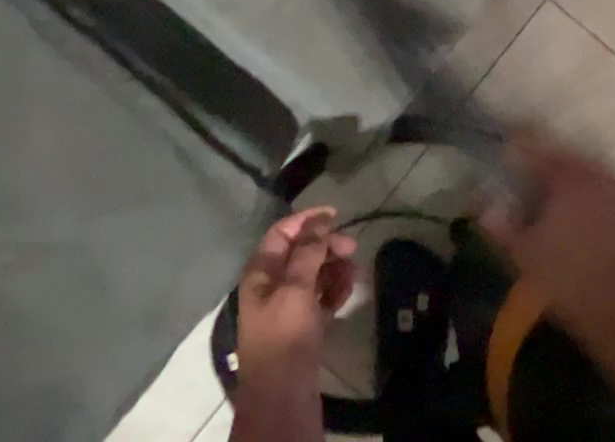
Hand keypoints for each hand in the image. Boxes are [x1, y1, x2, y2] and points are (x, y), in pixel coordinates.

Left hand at [236, 206, 357, 373]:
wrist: (282, 399)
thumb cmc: (284, 338)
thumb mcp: (294, 289)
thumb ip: (307, 253)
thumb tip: (318, 223)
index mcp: (260, 273)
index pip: (282, 234)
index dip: (306, 220)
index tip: (335, 213)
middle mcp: (271, 287)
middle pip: (300, 254)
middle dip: (325, 246)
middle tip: (352, 248)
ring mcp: (287, 309)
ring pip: (312, 276)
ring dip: (333, 269)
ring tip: (353, 272)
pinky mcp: (303, 329)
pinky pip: (319, 299)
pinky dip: (333, 291)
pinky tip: (348, 291)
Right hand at [479, 135, 614, 352]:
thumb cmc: (571, 284)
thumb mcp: (524, 257)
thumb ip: (500, 225)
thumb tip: (484, 204)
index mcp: (568, 179)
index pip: (537, 150)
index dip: (519, 147)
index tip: (506, 148)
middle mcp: (600, 178)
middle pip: (568, 161)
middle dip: (548, 165)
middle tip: (531, 177)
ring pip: (594, 179)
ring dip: (576, 185)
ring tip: (560, 201)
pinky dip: (599, 204)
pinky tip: (592, 224)